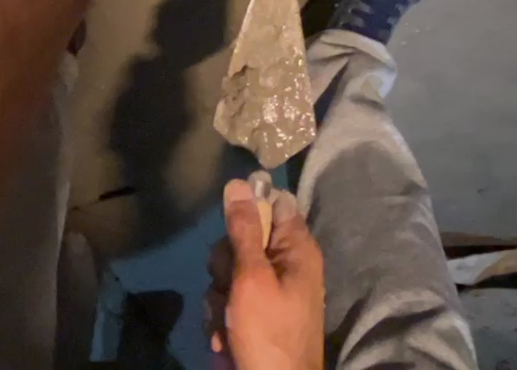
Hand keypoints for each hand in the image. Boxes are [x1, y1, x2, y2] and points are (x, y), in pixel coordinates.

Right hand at [206, 178, 325, 369]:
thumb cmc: (268, 334)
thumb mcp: (251, 277)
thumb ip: (243, 229)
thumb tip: (239, 181)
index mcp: (297, 249)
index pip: (274, 202)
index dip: (249, 206)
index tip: (230, 224)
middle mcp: (287, 265)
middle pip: (244, 237)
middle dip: (225, 262)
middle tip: (228, 283)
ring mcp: (272, 292)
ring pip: (230, 270)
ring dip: (219, 295)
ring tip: (226, 320)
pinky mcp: (257, 316)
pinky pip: (230, 298)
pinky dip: (222, 316)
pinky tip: (223, 335)